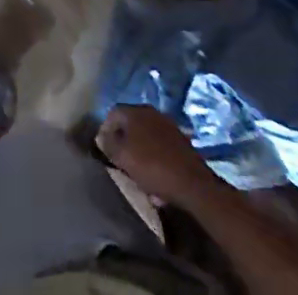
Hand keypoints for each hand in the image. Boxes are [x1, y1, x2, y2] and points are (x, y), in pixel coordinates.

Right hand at [96, 105, 216, 205]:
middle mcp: (152, 113)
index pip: (112, 114)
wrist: (194, 186)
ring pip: (147, 139)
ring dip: (141, 153)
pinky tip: (156, 178)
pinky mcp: (183, 144)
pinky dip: (156, 160)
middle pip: (130, 127)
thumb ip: (107, 144)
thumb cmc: (151, 166)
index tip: (104, 150)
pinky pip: (162, 149)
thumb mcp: (120, 156)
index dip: (105, 131)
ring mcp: (170, 128)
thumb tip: (103, 137)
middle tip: (121, 161)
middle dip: (124, 143)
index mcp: (135, 111)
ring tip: (139, 174)